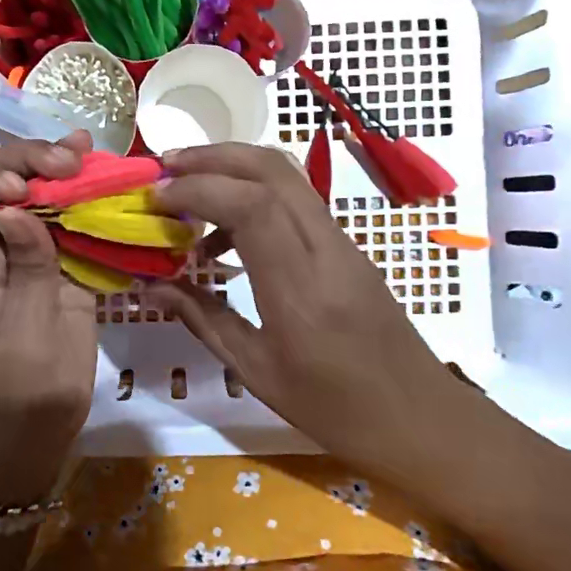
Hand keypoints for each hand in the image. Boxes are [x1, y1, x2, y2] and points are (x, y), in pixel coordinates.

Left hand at [0, 132, 98, 502]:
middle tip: (68, 160)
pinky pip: (70, 221)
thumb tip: (16, 208)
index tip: (21, 185)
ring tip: (85, 150)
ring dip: (59, 169)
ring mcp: (31, 253)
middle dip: (30, 164)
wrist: (45, 424)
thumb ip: (26, 267)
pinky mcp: (63, 263)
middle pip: (3, 187)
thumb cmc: (24, 386)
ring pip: (39, 196)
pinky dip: (85, 195)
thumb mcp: (25, 330)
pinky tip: (101, 168)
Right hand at [147, 144, 455, 461]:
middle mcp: (326, 251)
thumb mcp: (257, 372)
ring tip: (188, 193)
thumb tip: (153, 286)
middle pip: (273, 170)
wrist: (417, 415)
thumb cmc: (334, 408)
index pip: (253, 206)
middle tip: (166, 167)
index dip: (200, 188)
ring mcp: (344, 243)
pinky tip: (227, 233)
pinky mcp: (349, 246)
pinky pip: (299, 203)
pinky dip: (257, 196)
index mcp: (300, 290)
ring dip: (236, 169)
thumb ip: (203, 318)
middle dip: (214, 156)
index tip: (157, 197)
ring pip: (289, 178)